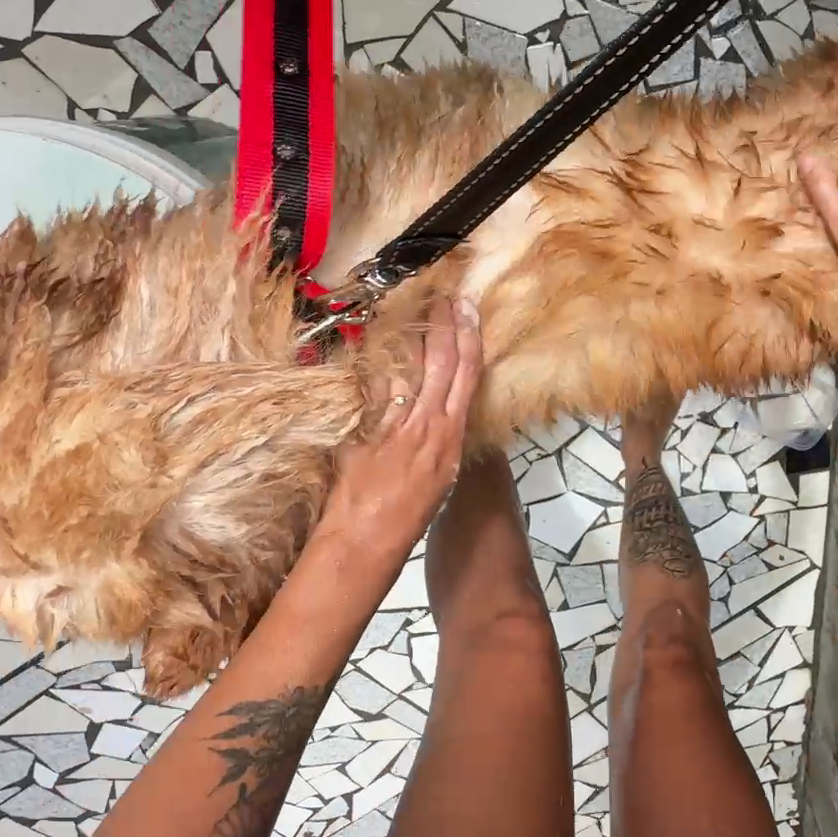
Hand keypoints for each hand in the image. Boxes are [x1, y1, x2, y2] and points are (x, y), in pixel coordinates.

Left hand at [316, 292, 483, 559]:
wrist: (367, 541)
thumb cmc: (407, 515)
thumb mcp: (438, 475)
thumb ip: (436, 438)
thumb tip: (432, 411)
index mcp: (451, 437)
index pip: (467, 377)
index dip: (470, 340)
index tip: (469, 311)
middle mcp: (430, 427)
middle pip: (444, 365)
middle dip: (446, 326)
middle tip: (446, 295)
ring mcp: (398, 428)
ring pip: (412, 370)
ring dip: (414, 334)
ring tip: (415, 306)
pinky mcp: (368, 433)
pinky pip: (373, 389)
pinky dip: (374, 361)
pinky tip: (372, 337)